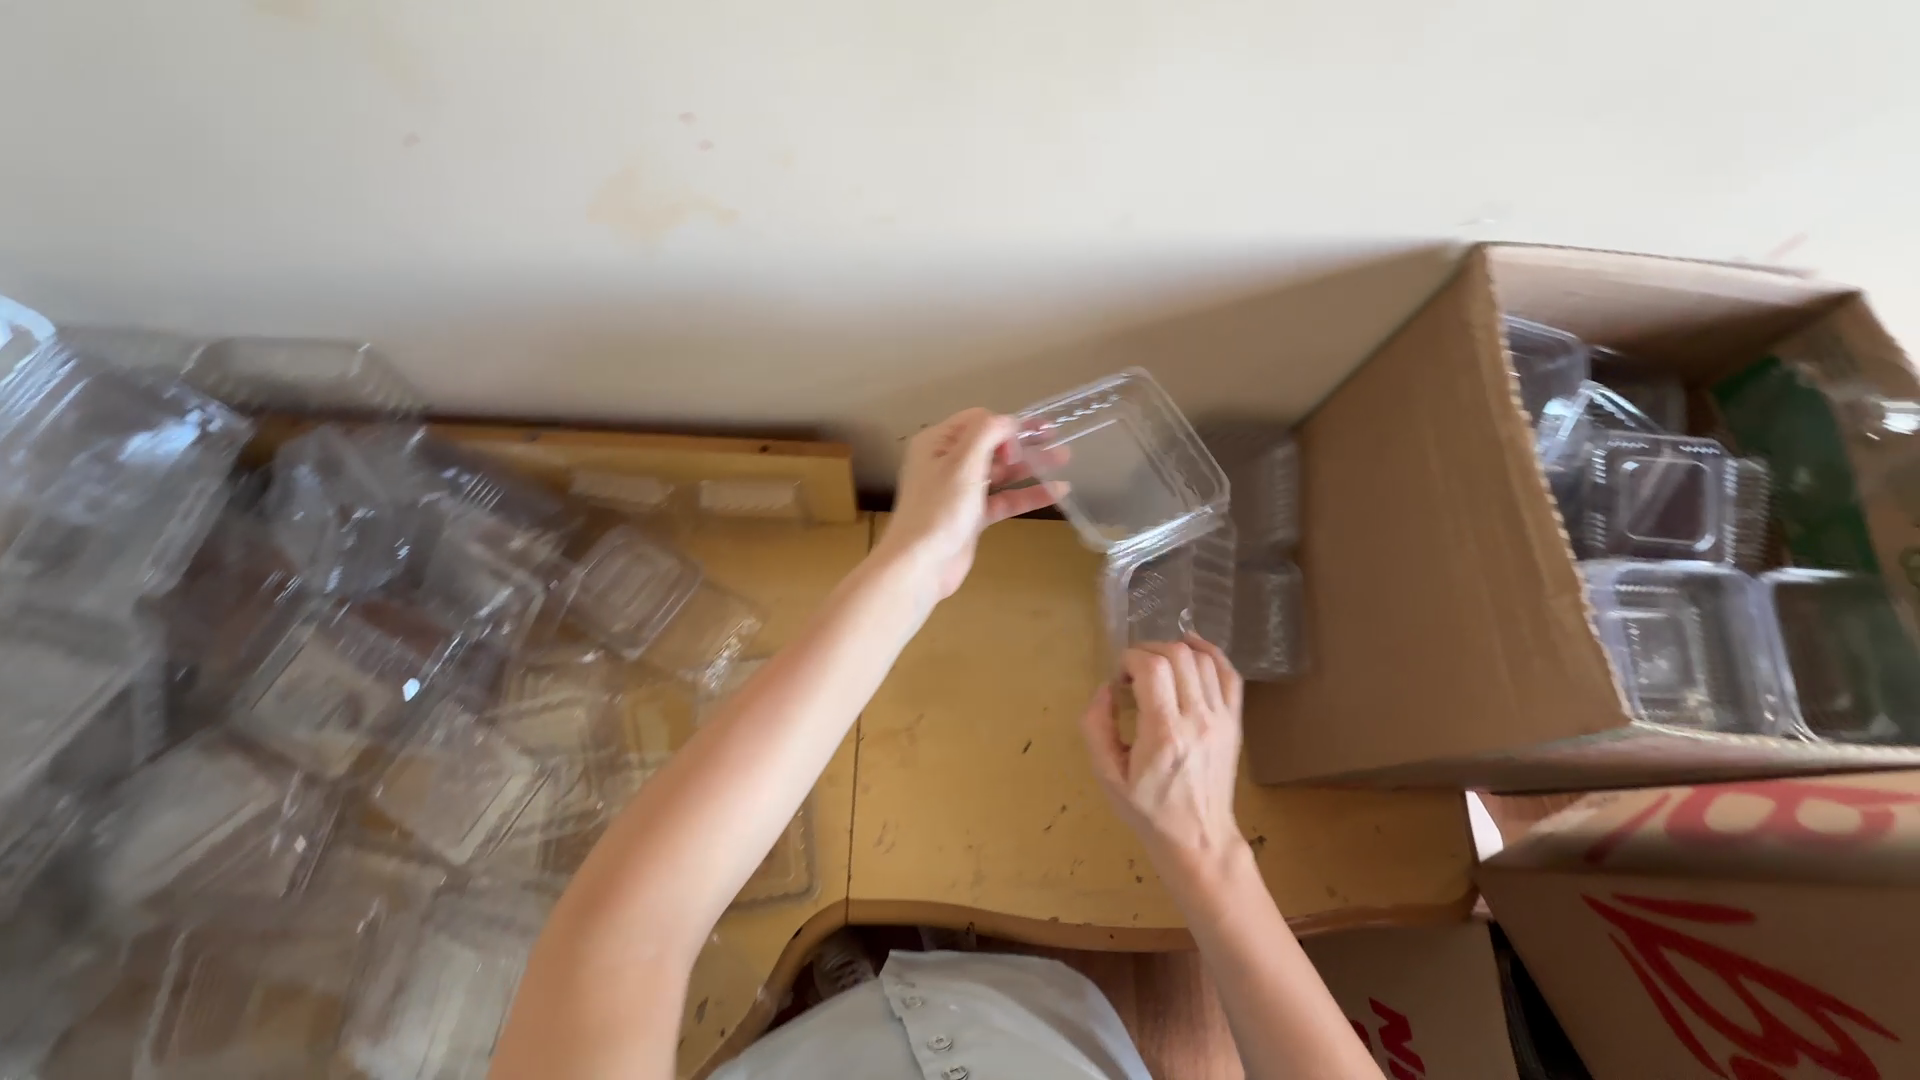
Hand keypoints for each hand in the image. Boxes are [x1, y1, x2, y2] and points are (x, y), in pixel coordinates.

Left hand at [878, 407, 1057, 598]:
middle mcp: (947, 462)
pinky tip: (1057, 490)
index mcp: (937, 443)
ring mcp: (961, 491)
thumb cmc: (939, 508)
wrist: (921, 564)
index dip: (1003, 426)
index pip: (977, 421)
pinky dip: (1027, 494)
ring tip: (1064, 457)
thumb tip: (1009, 422)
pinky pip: (1004, 499)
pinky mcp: (972, 516)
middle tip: (1056, 436)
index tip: (1021, 443)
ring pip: (1001, 472)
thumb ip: (987, 433)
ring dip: (1030, 465)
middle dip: (1023, 441)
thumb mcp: (962, 462)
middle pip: (991, 445)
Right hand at [1080, 637, 1246, 882]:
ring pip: (1203, 659)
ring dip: (1174, 650)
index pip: (1151, 668)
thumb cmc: (1148, 811)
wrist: (1198, 839)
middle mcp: (1198, 720)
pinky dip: (1211, 652)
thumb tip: (1106, 689)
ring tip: (1156, 663)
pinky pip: (1230, 674)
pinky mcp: (1235, 722)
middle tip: (1133, 670)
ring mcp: (1221, 719)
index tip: (1118, 678)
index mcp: (1164, 734)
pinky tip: (1191, 647)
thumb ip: (1095, 727)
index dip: (1129, 659)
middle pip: (1177, 656)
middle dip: (1148, 650)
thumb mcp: (1106, 775)